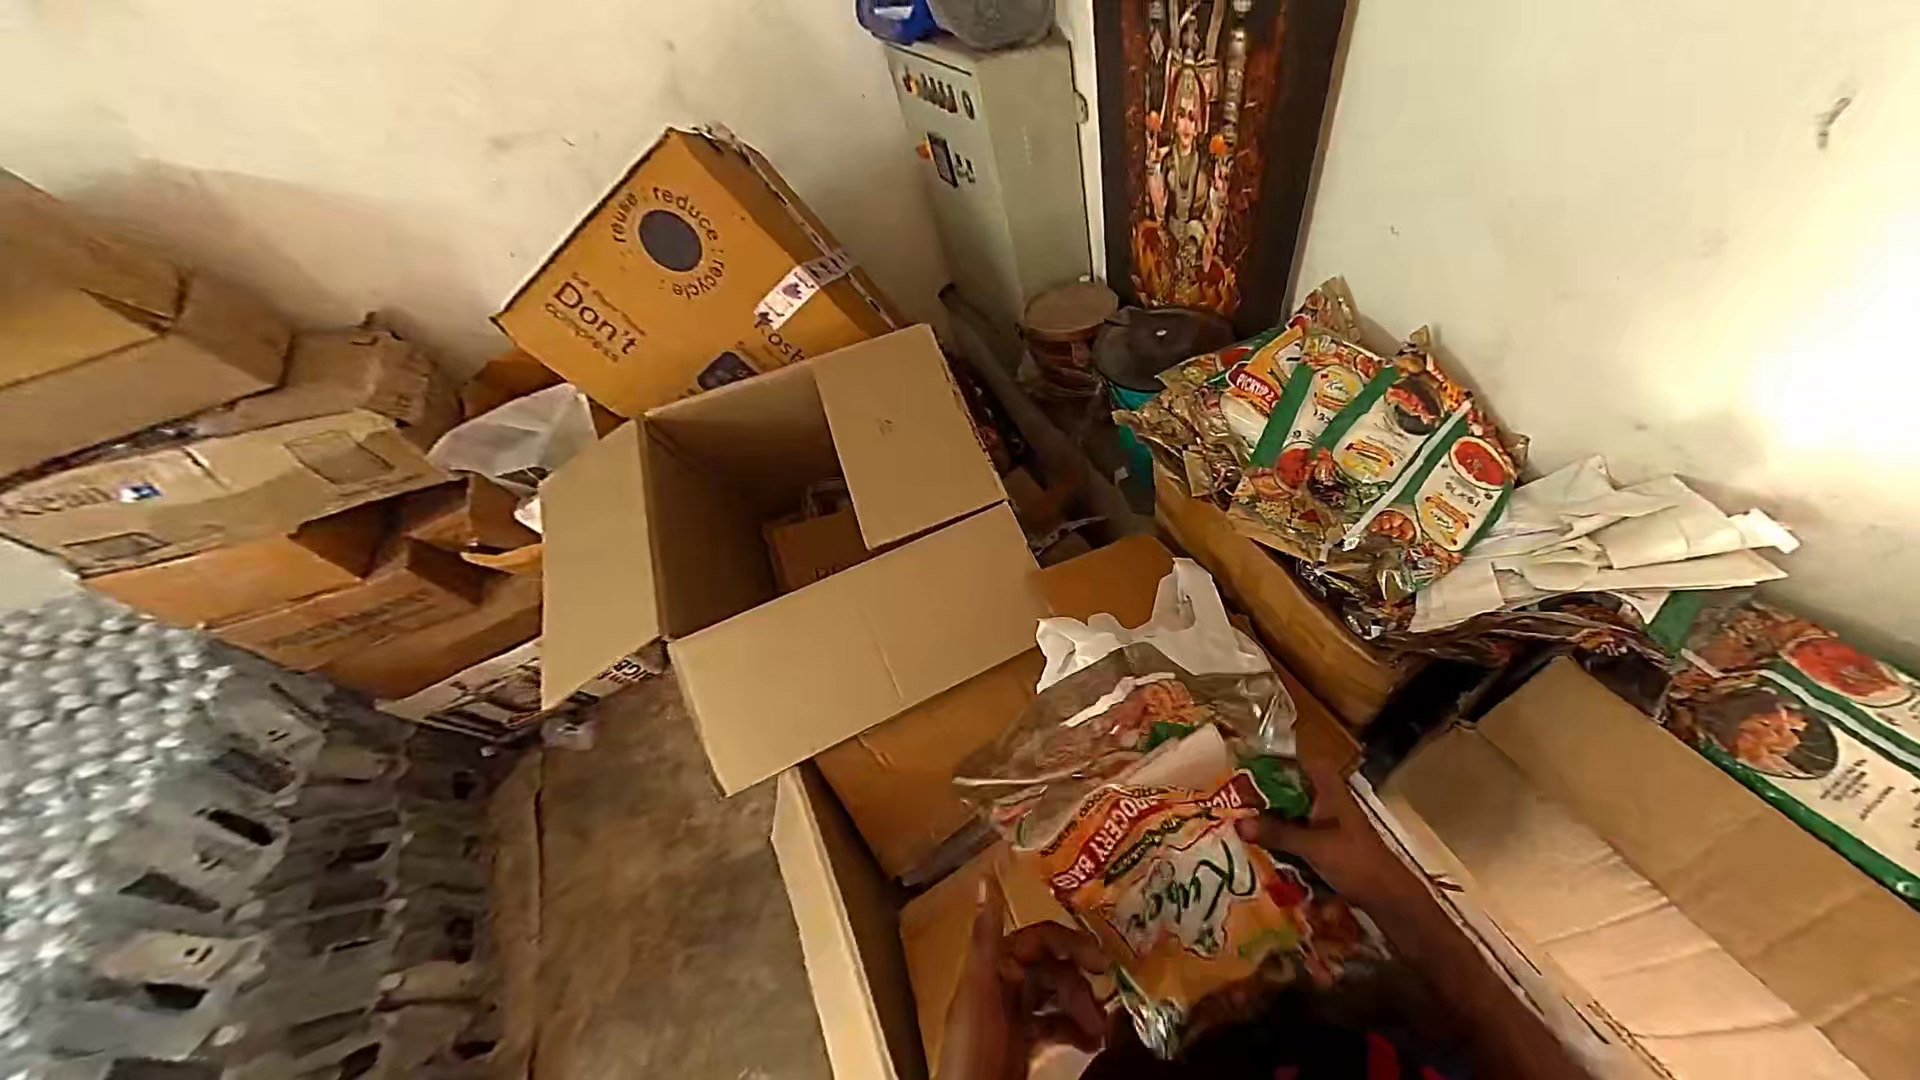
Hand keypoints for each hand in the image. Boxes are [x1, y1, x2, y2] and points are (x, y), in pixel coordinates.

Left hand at [937, 875, 1108, 1079]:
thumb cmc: (973, 1042)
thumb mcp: (979, 988)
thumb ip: (985, 935)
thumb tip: (984, 879)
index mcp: (995, 961)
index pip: (1039, 939)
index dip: (1069, 944)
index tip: (1101, 961)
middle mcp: (1005, 981)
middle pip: (1052, 969)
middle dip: (1079, 984)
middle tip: (1104, 1007)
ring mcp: (1015, 1013)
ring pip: (1056, 996)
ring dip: (1081, 1008)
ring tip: (1100, 1032)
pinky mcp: (1023, 1042)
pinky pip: (1054, 1025)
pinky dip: (1074, 1031)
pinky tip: (1091, 1044)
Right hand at [1236, 763, 1396, 908]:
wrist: (1393, 903)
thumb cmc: (1356, 862)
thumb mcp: (1312, 846)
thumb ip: (1276, 833)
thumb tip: (1238, 823)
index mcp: (1329, 790)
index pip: (1300, 762)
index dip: (1275, 760)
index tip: (1247, 766)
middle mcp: (1328, 801)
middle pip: (1291, 788)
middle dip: (1265, 794)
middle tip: (1236, 799)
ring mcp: (1329, 824)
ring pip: (1292, 812)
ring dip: (1271, 819)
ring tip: (1242, 822)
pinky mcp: (1328, 846)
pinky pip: (1297, 833)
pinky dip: (1281, 837)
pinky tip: (1262, 846)